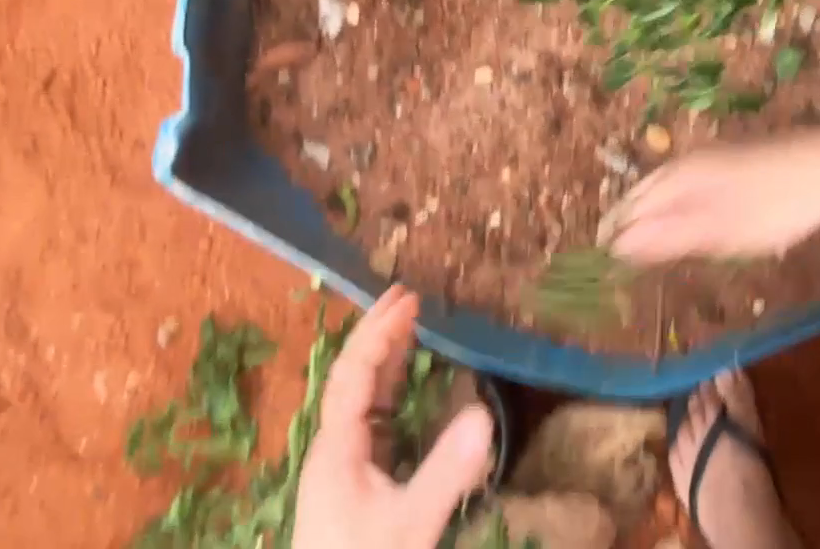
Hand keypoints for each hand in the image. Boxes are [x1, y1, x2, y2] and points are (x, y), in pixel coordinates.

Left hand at [293, 286, 494, 548]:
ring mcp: (343, 466)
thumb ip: (444, 472)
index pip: (353, 375)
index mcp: (336, 449)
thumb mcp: (408, 524)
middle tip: (408, 296)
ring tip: (410, 323)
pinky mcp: (356, 483)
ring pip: (359, 397)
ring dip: (383, 357)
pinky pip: (371, 417)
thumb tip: (485, 411)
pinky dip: (390, 387)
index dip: (379, 333)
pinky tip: (407, 383)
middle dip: (377, 334)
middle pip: (350, 378)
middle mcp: (334, 449)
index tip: (410, 299)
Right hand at [604, 132, 819, 262]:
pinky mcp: (734, 169)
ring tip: (646, 256)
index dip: (611, 241)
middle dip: (627, 230)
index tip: (599, 277)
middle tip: (619, 271)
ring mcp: (713, 163)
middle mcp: (689, 164)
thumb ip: (671, 236)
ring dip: (652, 222)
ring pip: (667, 193)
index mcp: (680, 176)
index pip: (627, 210)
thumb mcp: (723, 229)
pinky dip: (678, 215)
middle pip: (643, 198)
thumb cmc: (778, 203)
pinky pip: (690, 192)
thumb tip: (616, 246)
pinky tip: (692, 233)